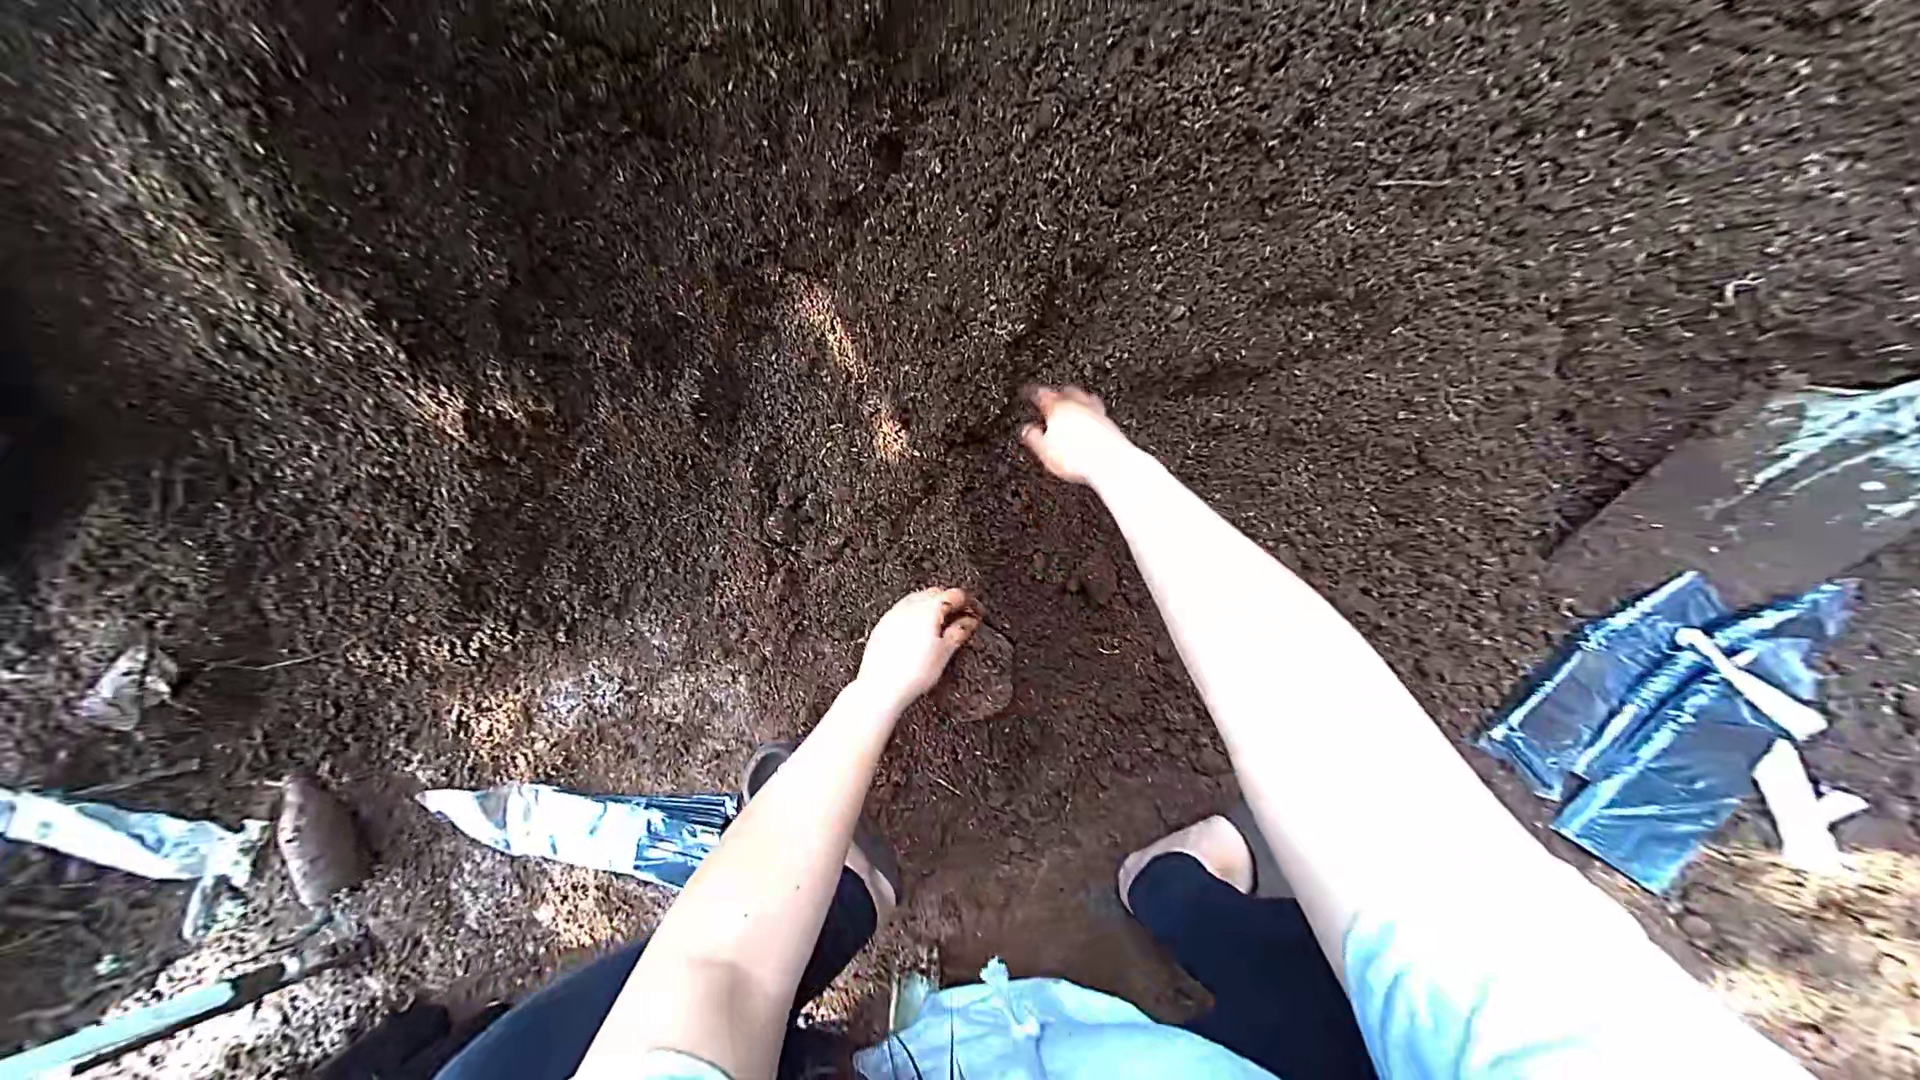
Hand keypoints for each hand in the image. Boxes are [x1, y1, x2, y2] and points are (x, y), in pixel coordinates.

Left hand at [856, 587, 981, 711]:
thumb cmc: (912, 673)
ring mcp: (894, 614)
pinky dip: (914, 614)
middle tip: (959, 617)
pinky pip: (903, 610)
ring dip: (931, 605)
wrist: (881, 686)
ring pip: (917, 598)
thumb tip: (969, 621)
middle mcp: (910, 606)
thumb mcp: (945, 653)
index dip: (968, 602)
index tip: (974, 611)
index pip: (954, 595)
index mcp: (929, 609)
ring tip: (939, 623)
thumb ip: (959, 632)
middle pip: (935, 593)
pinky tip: (917, 629)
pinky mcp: (883, 624)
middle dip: (949, 601)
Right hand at [1019, 385, 1134, 485]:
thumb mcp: (1044, 451)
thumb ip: (1033, 437)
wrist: (1109, 462)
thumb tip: (1028, 430)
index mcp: (1057, 408)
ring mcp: (1095, 412)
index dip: (1034, 394)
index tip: (1030, 393)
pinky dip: (1089, 412)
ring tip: (1071, 406)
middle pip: (1065, 392)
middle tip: (1051, 398)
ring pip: (1083, 399)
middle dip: (1057, 394)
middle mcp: (1077, 405)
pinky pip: (1096, 411)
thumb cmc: (1076, 457)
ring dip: (1076, 400)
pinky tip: (1089, 421)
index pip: (1042, 395)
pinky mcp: (1108, 422)